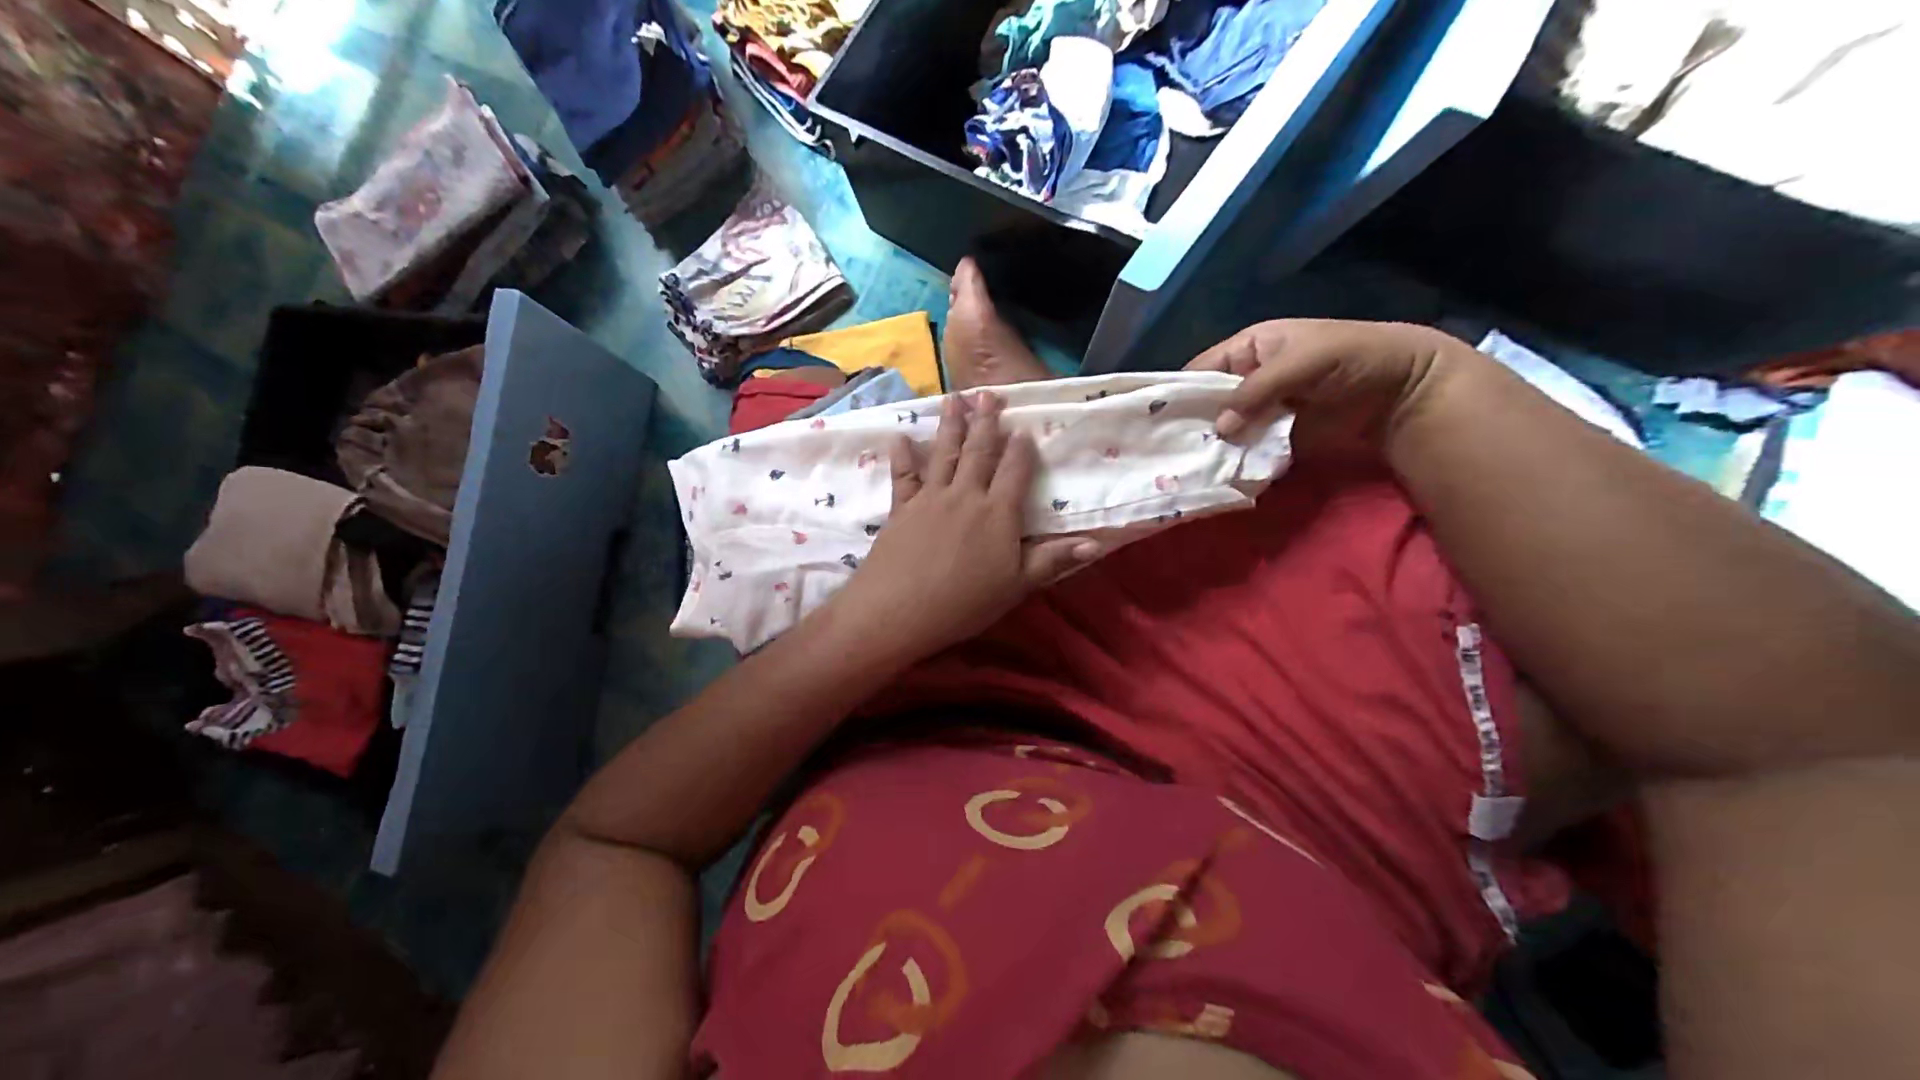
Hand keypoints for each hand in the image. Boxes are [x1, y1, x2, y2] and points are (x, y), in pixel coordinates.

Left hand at [826, 392, 1098, 664]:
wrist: (899, 611)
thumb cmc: (964, 603)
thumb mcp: (1016, 586)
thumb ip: (1052, 560)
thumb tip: (1095, 543)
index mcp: (998, 513)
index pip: (1014, 472)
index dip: (1021, 449)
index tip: (1024, 428)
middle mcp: (965, 496)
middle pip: (979, 452)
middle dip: (986, 422)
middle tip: (988, 393)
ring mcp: (931, 498)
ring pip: (944, 453)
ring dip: (950, 424)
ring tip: (954, 397)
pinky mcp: (901, 508)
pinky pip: (904, 475)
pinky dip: (903, 454)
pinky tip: (900, 436)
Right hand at [1185, 319, 1483, 458]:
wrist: (1405, 390)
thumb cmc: (1352, 357)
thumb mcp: (1301, 362)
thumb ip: (1257, 390)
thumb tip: (1220, 428)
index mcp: (1249, 348)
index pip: (1201, 369)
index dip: (1179, 391)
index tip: (1156, 420)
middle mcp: (1248, 379)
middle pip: (1207, 403)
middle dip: (1192, 424)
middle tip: (1168, 451)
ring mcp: (1262, 411)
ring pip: (1224, 429)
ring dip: (1212, 446)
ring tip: (1188, 467)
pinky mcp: (1276, 437)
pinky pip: (1247, 448)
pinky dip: (1235, 460)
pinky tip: (1218, 473)